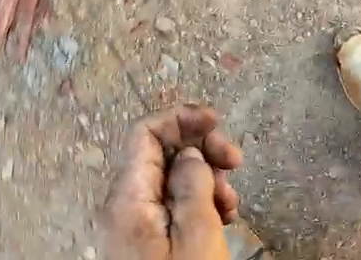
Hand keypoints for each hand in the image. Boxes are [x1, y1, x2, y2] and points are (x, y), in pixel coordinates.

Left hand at [102, 104, 243, 259]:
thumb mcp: (197, 233)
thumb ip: (193, 184)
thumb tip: (190, 152)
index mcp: (128, 197)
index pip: (145, 131)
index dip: (181, 117)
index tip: (216, 121)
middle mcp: (125, 206)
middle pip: (161, 153)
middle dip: (203, 149)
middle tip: (235, 162)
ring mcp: (135, 226)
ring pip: (172, 179)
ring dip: (207, 179)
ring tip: (231, 202)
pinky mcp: (147, 244)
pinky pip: (172, 206)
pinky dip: (200, 203)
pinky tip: (223, 217)